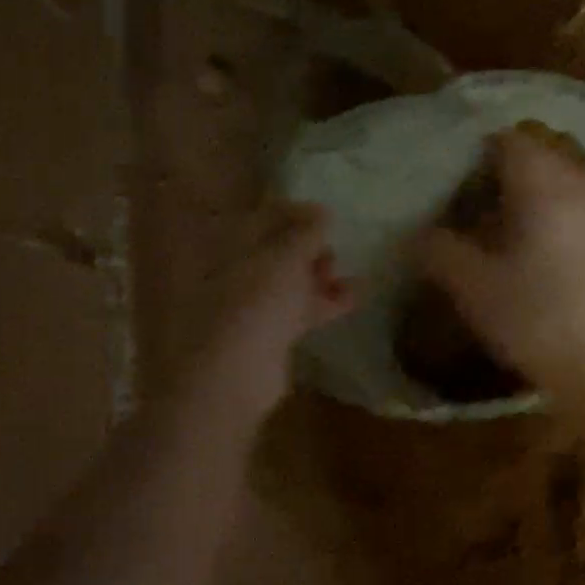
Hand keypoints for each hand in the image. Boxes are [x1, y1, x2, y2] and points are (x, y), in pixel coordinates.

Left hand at [200, 201, 356, 413]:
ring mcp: (251, 304)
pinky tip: (354, 297)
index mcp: (230, 247)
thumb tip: (323, 211)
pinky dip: (325, 301)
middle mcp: (236, 271)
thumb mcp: (286, 259)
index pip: (263, 217)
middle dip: (310, 247)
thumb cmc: (257, 304)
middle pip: (277, 249)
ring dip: (320, 275)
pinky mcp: (269, 332)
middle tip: (335, 248)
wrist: (235, 374)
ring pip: (291, 281)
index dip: (295, 212)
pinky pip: (300, 309)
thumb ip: (306, 233)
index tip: (328, 215)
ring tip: (348, 274)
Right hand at [418, 130, 584, 396]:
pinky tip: (548, 239)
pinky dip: (565, 204)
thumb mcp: (471, 285)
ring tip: (514, 218)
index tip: (460, 180)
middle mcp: (583, 181)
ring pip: (569, 171)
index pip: (509, 139)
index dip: (480, 153)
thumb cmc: (532, 320)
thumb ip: (438, 248)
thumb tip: (417, 233)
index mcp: (544, 183)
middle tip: (483, 198)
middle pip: (543, 149)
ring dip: (541, 184)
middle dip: (512, 165)